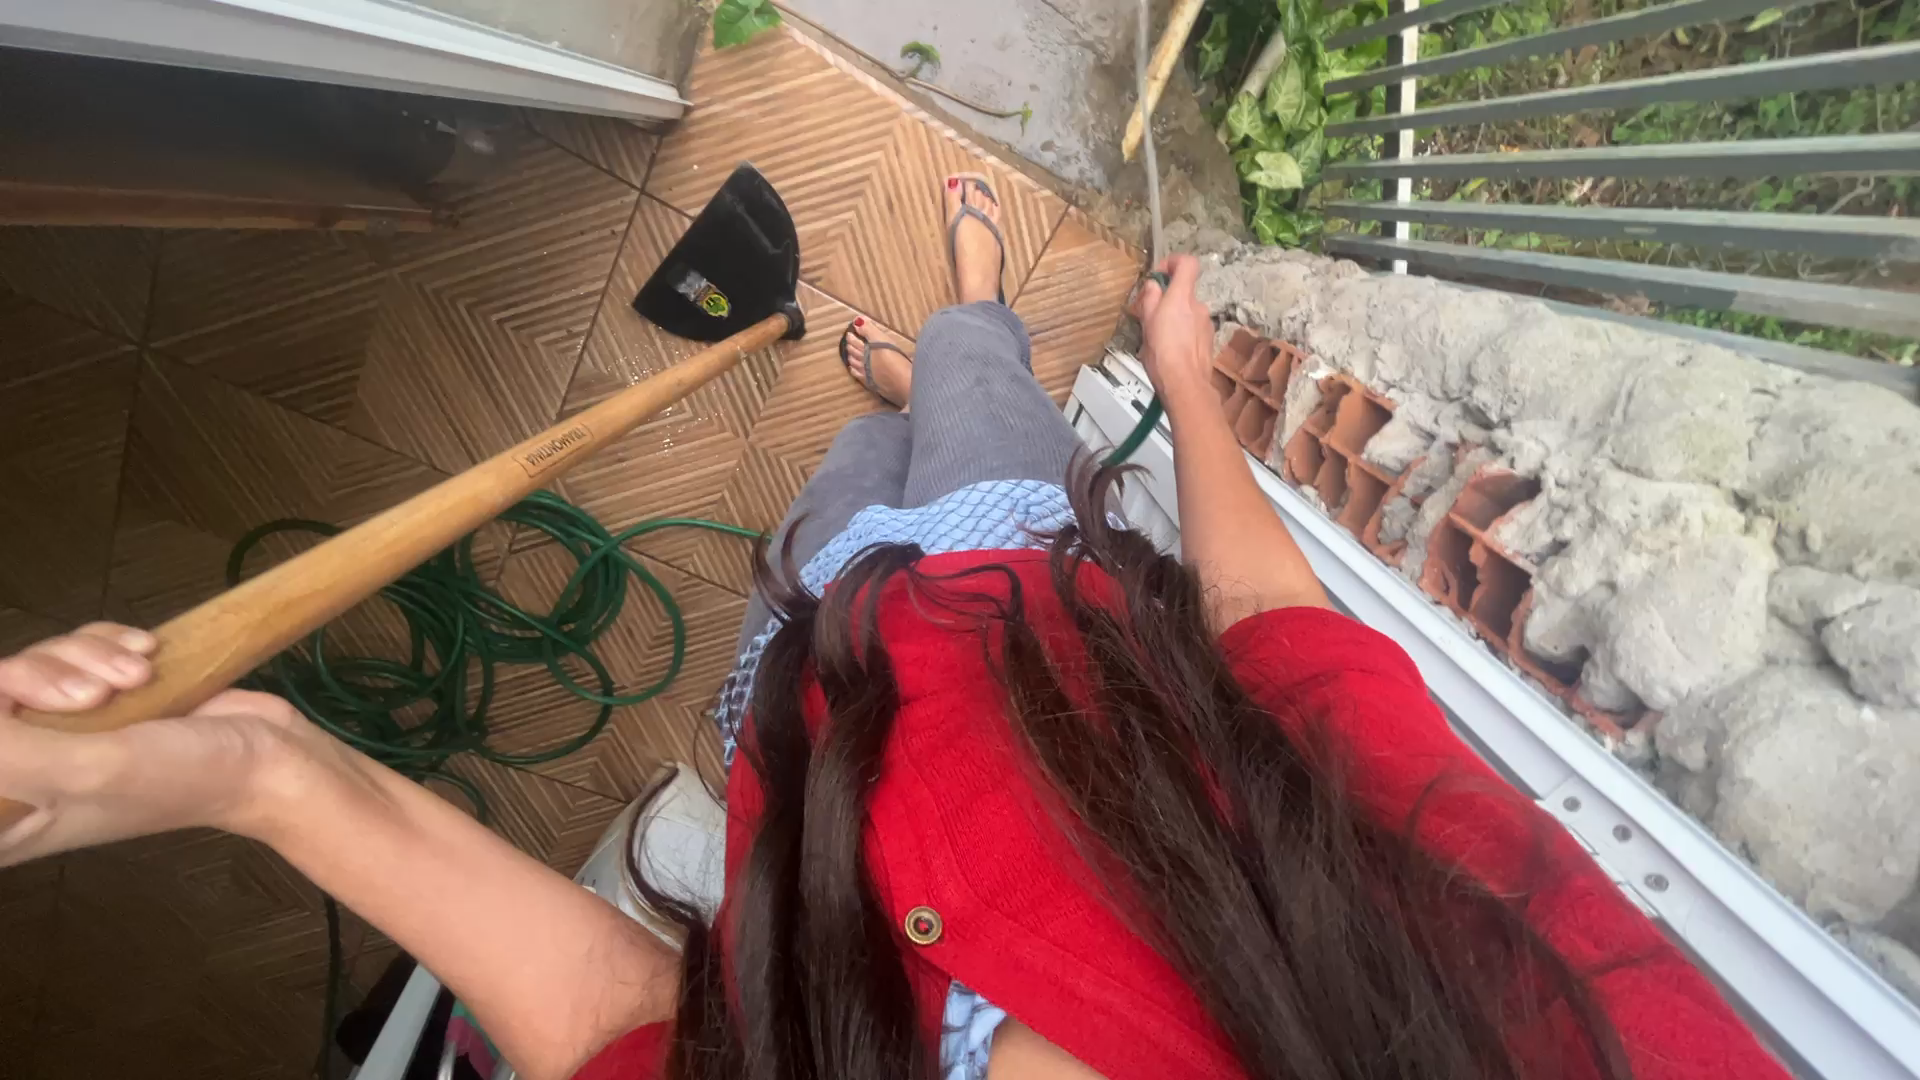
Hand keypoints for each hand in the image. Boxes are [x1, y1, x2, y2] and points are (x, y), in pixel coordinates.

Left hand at [0, 623, 343, 865]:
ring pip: (38, 664)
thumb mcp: (85, 771)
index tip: (47, 710)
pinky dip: (114, 642)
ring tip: (142, 674)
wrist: (276, 757)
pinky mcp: (116, 694)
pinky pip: (83, 651)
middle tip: (101, 695)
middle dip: (44, 676)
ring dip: (89, 657)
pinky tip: (150, 651)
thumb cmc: (184, 779)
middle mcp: (20, 764)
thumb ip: (4, 749)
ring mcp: (69, 725)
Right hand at [1130, 255, 1214, 404]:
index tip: (1159, 275)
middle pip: (1183, 291)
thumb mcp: (1147, 324)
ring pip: (1187, 311)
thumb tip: (1153, 286)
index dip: (1173, 263)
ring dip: (1173, 318)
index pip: (1187, 264)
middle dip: (1166, 300)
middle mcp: (1198, 306)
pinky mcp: (1207, 339)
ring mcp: (1205, 323)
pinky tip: (1170, 349)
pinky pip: (1192, 327)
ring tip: (1157, 337)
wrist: (1185, 384)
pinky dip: (1181, 332)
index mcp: (1181, 297)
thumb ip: (1150, 299)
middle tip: (1149, 316)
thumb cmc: (1163, 356)